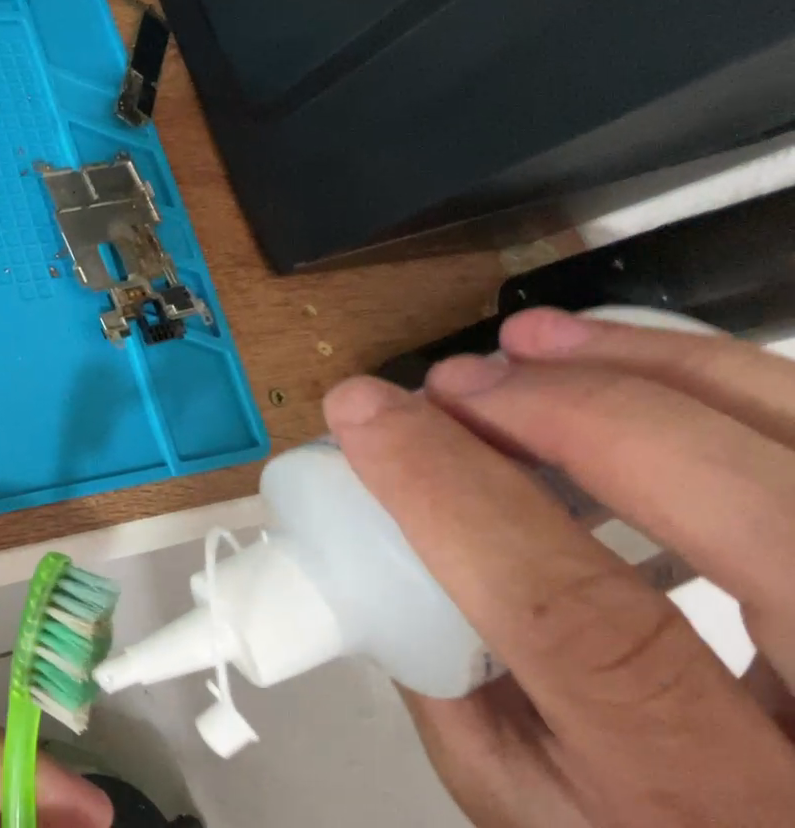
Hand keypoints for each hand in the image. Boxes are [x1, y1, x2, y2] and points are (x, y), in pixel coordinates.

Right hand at [324, 308, 794, 826]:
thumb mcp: (522, 800)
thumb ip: (446, 670)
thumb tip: (388, 513)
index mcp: (714, 803)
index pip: (585, 620)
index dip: (458, 493)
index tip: (368, 413)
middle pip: (764, 526)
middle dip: (581, 416)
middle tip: (460, 380)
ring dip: (667, 370)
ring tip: (534, 340)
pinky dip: (735, 384)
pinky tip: (642, 364)